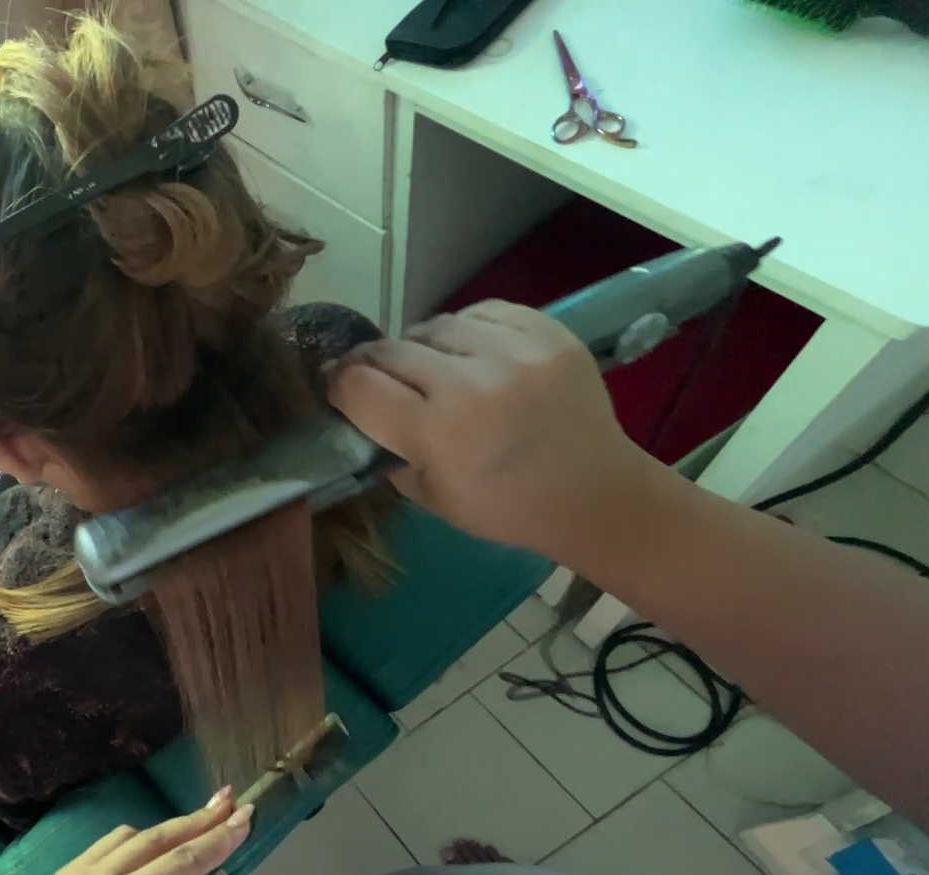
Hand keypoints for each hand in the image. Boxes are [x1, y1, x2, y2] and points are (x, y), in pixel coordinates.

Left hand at [33, 792, 253, 874]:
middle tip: (226, 802)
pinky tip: (153, 851)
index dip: (215, 837)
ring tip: (194, 832)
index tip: (243, 815)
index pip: (179, 861)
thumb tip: (205, 848)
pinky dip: (129, 849)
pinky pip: (101, 850)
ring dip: (159, 836)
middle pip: (151, 840)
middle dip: (193, 822)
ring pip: (125, 837)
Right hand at [328, 300, 658, 559]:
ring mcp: (514, 351)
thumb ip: (388, 450)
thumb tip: (361, 413)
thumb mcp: (426, 496)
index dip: (336, 385)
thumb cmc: (502, 507)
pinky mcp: (547, 332)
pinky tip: (464, 351)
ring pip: (431, 325)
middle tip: (367, 376)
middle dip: (368, 364)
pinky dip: (461, 330)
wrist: (594, 494)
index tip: (335, 390)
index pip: (358, 386)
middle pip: (388, 351)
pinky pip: (480, 312)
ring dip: (415, 346)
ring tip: (421, 365)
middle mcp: (471, 382)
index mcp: (436, 431)